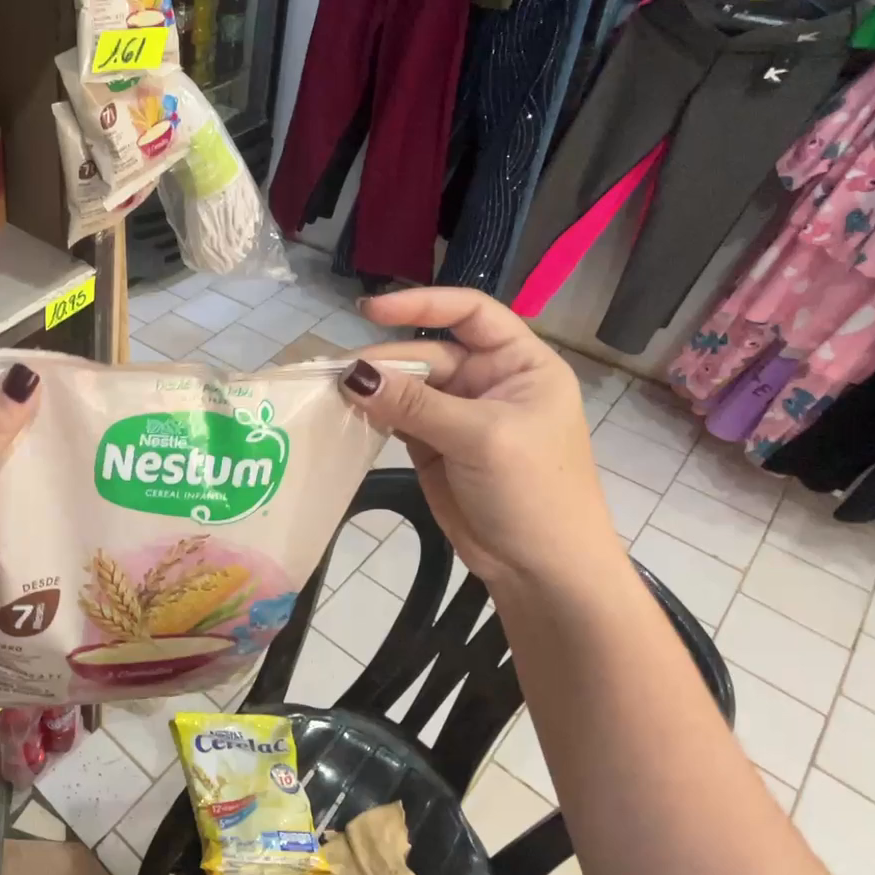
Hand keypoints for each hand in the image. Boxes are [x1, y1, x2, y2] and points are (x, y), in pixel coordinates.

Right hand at [336, 288, 619, 588]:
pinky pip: (395, 418)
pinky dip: (371, 416)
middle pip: (427, 353)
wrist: (542, 570)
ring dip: (372, 389)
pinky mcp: (432, 445)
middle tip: (337, 377)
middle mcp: (487, 381)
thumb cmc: (534, 492)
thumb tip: (351, 374)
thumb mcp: (479, 438)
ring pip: (405, 387)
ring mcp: (457, 415)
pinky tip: (346, 416)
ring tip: (332, 395)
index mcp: (520, 364)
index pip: (471, 313)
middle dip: (385, 361)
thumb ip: (414, 403)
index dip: (422, 304)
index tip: (369, 310)